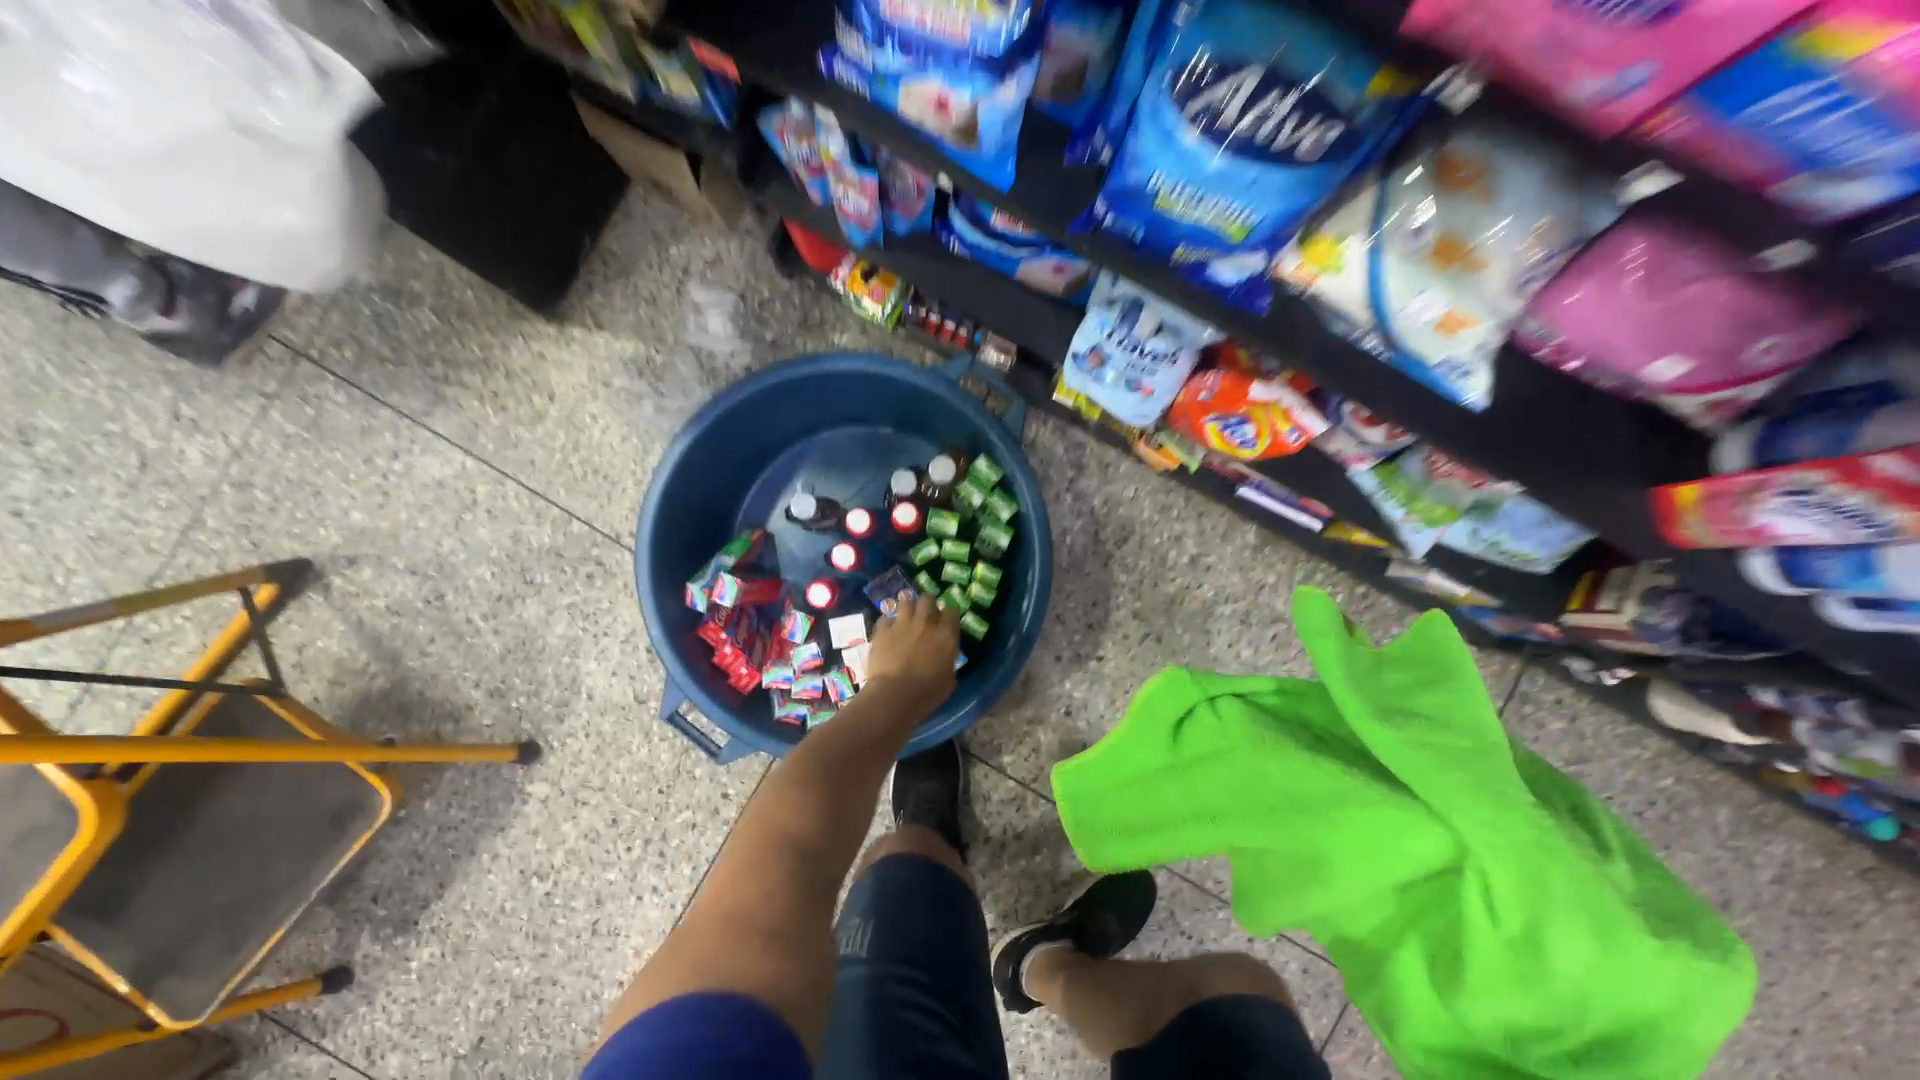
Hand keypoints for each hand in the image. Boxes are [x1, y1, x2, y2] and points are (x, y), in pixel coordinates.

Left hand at [864, 591, 960, 713]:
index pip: (952, 611)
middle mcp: (926, 623)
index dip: (948, 613)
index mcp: (946, 635)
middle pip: (928, 599)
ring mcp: (902, 624)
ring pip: (906, 601)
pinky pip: (886, 617)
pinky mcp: (883, 630)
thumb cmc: (927, 693)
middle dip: (927, 603)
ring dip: (907, 605)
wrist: (895, 695)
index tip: (946, 619)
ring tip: (906, 613)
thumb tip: (945, 658)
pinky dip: (888, 621)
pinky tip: (888, 628)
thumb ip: (949, 662)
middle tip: (925, 612)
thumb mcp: (949, 680)